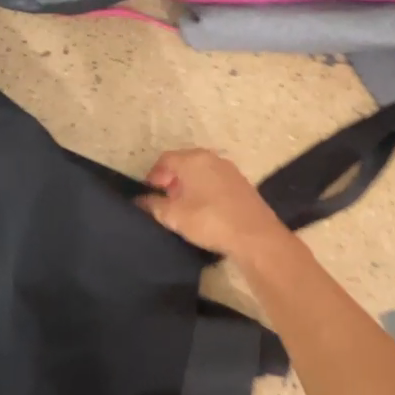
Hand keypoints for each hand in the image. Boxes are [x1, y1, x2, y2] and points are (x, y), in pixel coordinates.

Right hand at [138, 149, 298, 261]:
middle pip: (184, 163)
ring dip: (188, 185)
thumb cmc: (209, 220)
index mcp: (193, 160)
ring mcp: (229, 170)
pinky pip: (215, 181)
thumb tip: (140, 201)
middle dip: (171, 179)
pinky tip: (204, 210)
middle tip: (164, 200)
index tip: (149, 193)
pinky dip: (204, 190)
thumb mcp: (174, 216)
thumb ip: (153, 205)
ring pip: (201, 171)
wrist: (255, 236)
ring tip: (182, 207)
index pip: (165, 160)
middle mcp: (212, 158)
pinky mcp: (242, 184)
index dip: (153, 175)